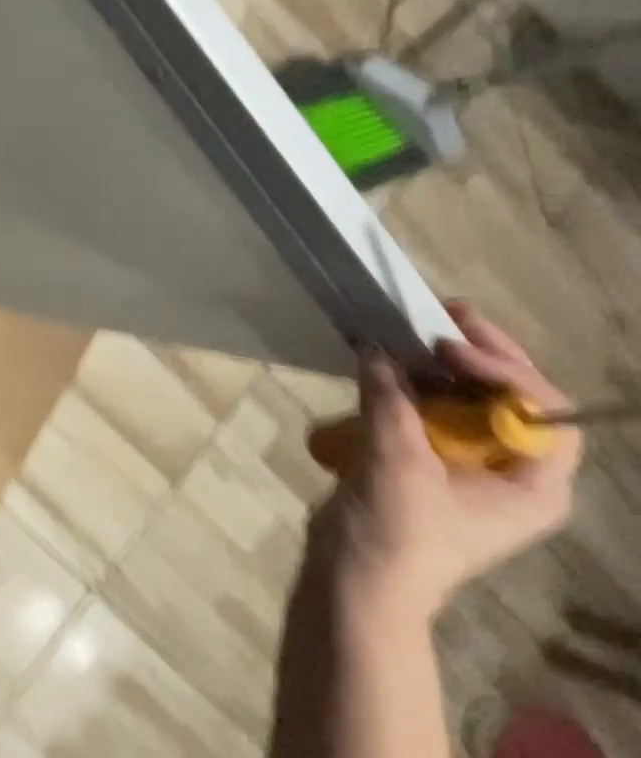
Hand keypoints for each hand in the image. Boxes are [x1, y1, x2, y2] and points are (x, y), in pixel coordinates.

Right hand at [319, 303, 578, 621]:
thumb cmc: (396, 532)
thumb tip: (373, 349)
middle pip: (510, 402)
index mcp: (535, 484)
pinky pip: (428, 417)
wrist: (355, 582)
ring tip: (406, 334)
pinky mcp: (424, 468)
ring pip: (466, 405)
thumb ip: (389, 402)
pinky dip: (407, 390)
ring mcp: (467, 471)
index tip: (448, 343)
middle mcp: (513, 474)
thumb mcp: (396, 463)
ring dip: (438, 369)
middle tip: (442, 315)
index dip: (502, 369)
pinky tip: (381, 369)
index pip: (543, 410)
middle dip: (479, 357)